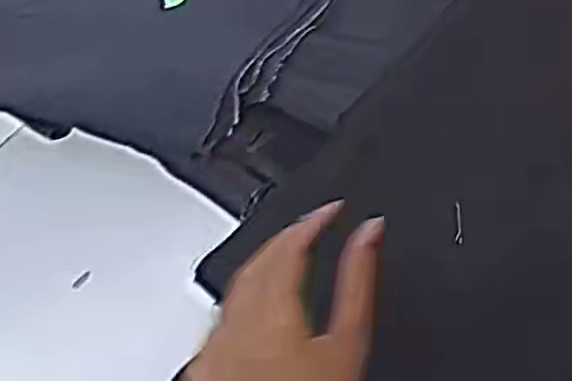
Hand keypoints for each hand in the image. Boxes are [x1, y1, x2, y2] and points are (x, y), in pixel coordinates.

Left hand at [186, 201, 382, 380]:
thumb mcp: (350, 340)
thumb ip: (359, 278)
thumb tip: (372, 229)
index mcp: (272, 314)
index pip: (289, 245)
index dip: (313, 218)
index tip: (334, 207)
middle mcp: (231, 332)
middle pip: (253, 263)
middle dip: (285, 234)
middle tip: (313, 222)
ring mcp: (209, 359)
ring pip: (229, 292)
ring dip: (261, 263)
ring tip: (289, 254)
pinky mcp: (200, 379)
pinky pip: (216, 324)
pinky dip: (241, 299)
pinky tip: (256, 306)